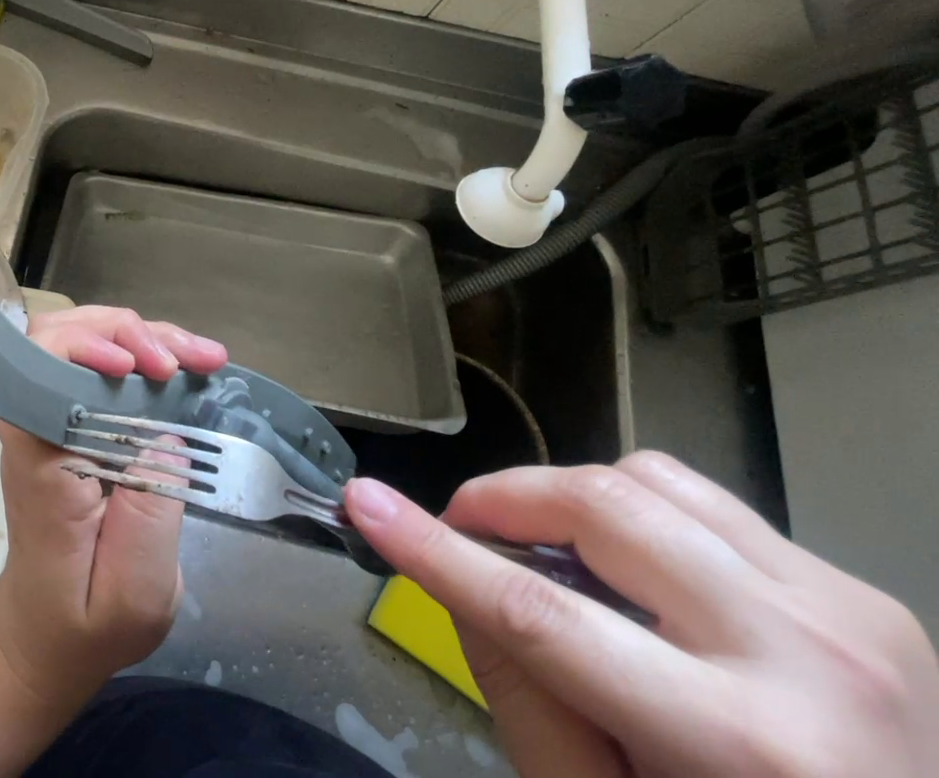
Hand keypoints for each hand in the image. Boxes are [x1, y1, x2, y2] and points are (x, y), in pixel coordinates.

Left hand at [0, 307, 226, 705]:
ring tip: (205, 358)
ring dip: (145, 338)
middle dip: (125, 332)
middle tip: (185, 361)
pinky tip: (191, 370)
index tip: (131, 365)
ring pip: (85, 346)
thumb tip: (167, 441)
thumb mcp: (132, 596)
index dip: (77, 348)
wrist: (51, 630)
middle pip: (59, 340)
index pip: (31, 372)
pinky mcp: (79, 427)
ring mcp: (56, 423)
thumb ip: (148, 523)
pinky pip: (106, 373)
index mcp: (39, 462)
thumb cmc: (87, 621)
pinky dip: (150, 359)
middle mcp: (38, 429)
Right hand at [344, 452, 938, 776]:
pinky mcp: (862, 591)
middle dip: (501, 500)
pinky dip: (635, 513)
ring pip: (654, 479)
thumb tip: (458, 580)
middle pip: (603, 511)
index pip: (539, 615)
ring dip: (567, 498)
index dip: (434, 550)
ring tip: (545, 548)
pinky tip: (631, 569)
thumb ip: (517, 692)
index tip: (363, 501)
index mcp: (741, 746)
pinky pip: (707, 501)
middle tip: (459, 530)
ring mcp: (850, 613)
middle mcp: (809, 659)